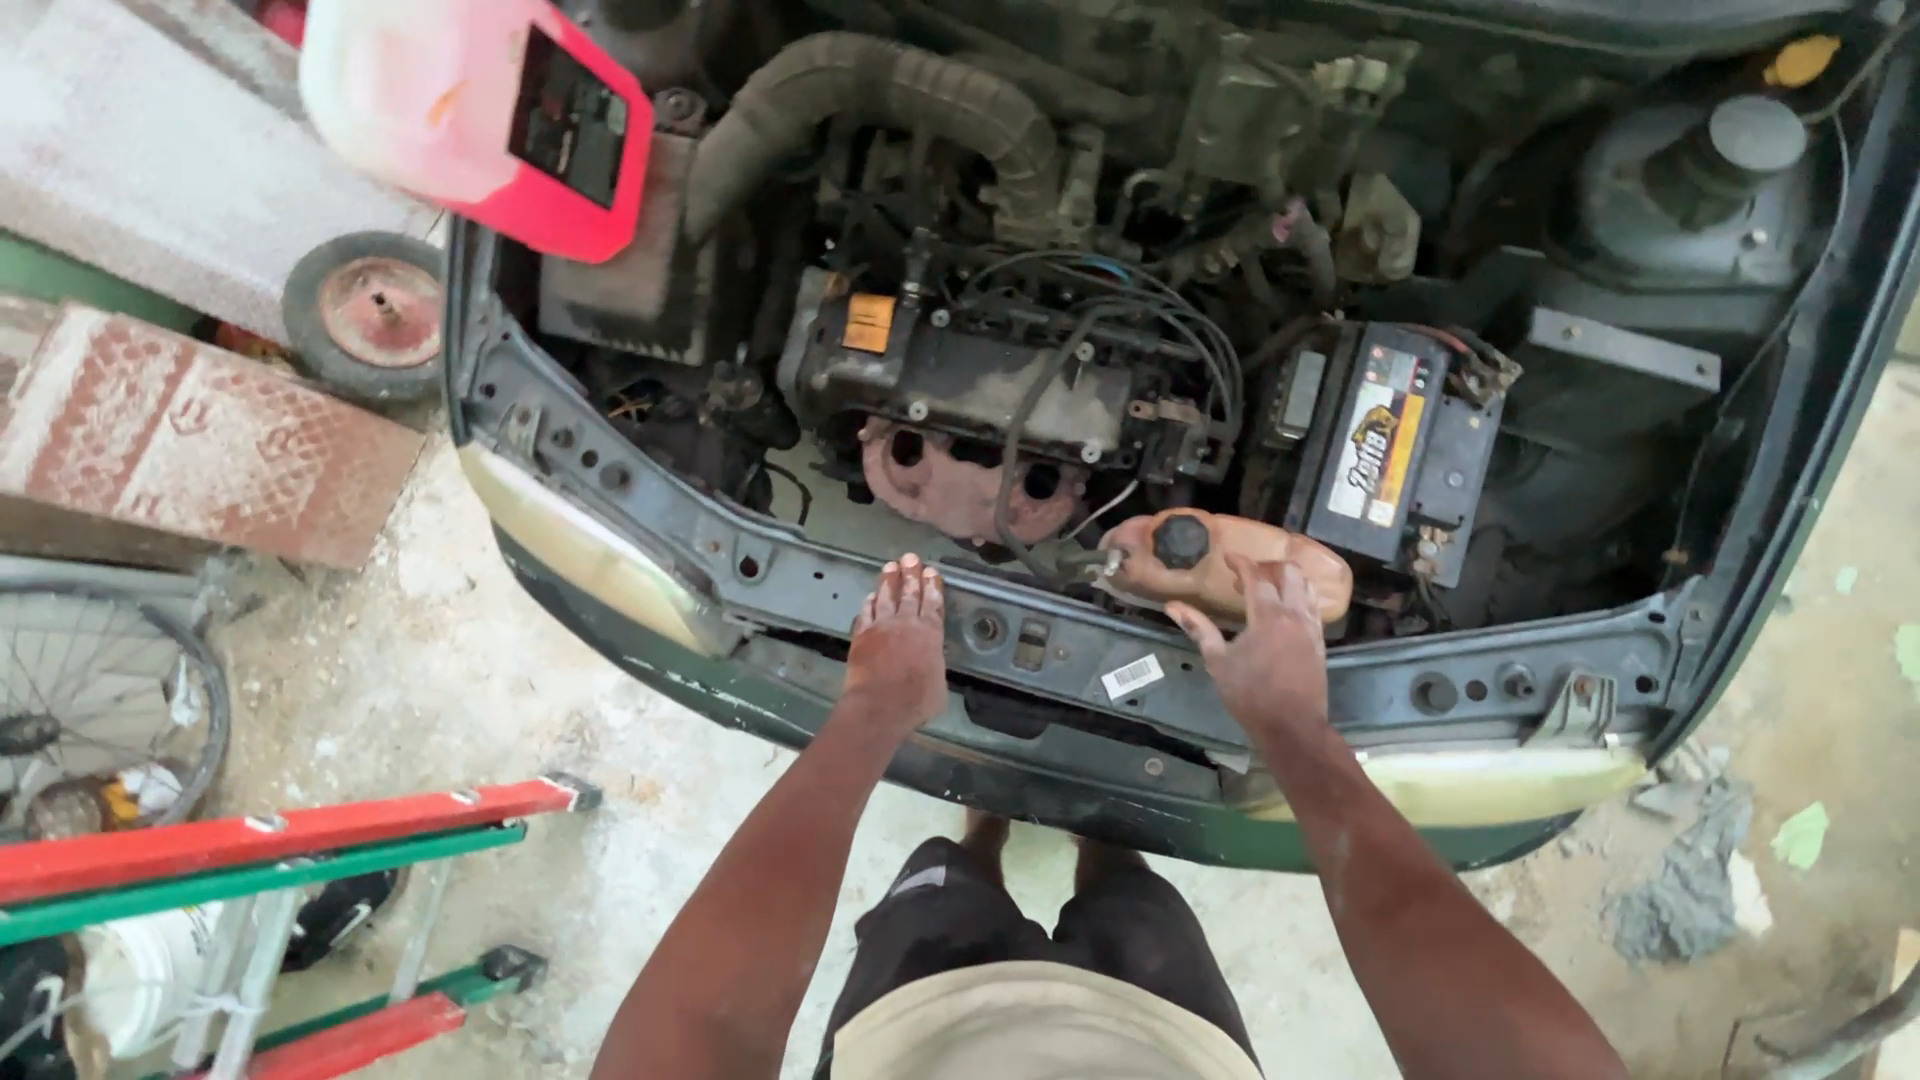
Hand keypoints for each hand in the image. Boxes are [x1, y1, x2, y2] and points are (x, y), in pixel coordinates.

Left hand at [842, 553, 948, 733]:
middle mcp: (906, 624)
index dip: (932, 586)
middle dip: (911, 574)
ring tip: (890, 567)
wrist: (880, 703)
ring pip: (886, 598)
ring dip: (888, 582)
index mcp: (930, 634)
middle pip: (909, 593)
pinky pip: (866, 614)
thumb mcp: (938, 685)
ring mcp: (881, 627)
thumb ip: (933, 668)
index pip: (933, 604)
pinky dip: (869, 604)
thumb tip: (930, 667)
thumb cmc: (916, 700)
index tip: (931, 571)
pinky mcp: (861, 636)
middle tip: (910, 558)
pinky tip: (869, 596)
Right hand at [1166, 556, 1328, 736]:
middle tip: (1248, 572)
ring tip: (1267, 586)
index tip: (1227, 557)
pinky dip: (1299, 597)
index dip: (1241, 563)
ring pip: (1306, 587)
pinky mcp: (1320, 642)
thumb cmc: (1250, 694)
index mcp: (1268, 616)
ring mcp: (1311, 628)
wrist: (1291, 725)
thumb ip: (1199, 628)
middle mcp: (1294, 615)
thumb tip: (1173, 606)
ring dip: (1287, 579)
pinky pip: (1314, 606)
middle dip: (1268, 566)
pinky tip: (1285, 609)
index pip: (1257, 577)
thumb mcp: (1217, 661)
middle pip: (1290, 573)